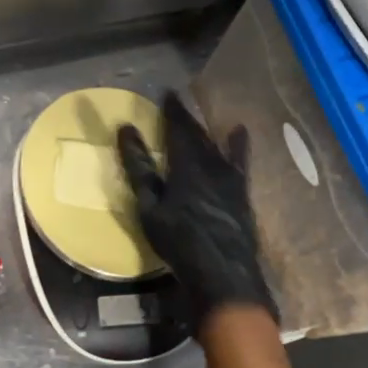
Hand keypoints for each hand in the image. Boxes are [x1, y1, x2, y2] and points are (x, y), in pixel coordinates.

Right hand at [118, 93, 273, 331]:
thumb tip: (125, 130)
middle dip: (187, 118)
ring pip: (217, 146)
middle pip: (198, 135)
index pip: (178, 128)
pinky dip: (238, 146)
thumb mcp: (150, 206)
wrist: (223, 273)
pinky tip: (240, 134)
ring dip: (207, 130)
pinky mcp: (241, 193)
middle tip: (178, 103)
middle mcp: (212, 164)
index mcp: (187, 164)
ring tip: (201, 117)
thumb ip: (139, 168)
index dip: (172, 110)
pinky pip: (239, 161)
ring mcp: (231, 179)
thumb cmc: (178, 241)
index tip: (166, 93)